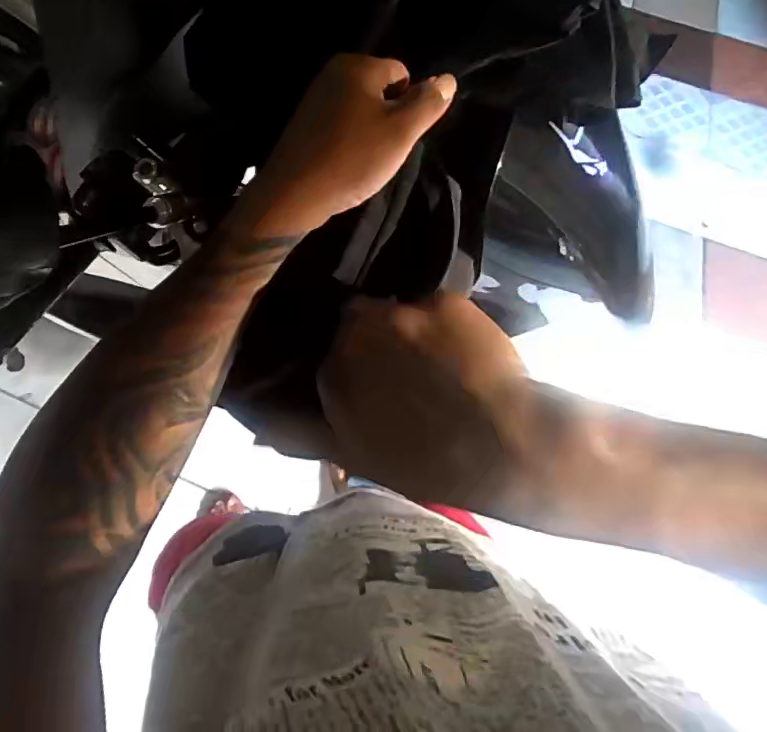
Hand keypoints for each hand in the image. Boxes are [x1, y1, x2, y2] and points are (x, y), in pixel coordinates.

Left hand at [239, 55, 454, 236]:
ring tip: (362, 158)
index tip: (398, 133)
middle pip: (380, 90)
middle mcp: (331, 73)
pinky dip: (348, 142)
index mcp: (355, 65)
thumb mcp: (402, 131)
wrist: (293, 195)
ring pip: (361, 111)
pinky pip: (340, 126)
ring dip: (369, 133)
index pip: (402, 73)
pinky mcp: (303, 123)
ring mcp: (313, 98)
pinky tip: (344, 163)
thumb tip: (448, 79)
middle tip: (382, 148)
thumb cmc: (352, 158)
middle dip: (389, 117)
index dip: (408, 104)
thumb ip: (428, 102)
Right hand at [316, 294, 545, 509]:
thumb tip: (258, 431)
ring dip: (409, 327)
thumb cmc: (429, 465)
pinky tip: (465, 351)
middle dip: (374, 337)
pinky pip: (436, 305)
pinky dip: (447, 323)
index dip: (352, 361)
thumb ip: (304, 435)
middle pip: (359, 320)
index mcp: (333, 371)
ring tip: (437, 358)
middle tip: (404, 366)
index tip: (371, 376)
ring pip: (397, 309)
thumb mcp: (356, 457)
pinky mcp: (443, 300)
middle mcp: (358, 332)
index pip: (329, 350)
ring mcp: (401, 313)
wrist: (508, 451)